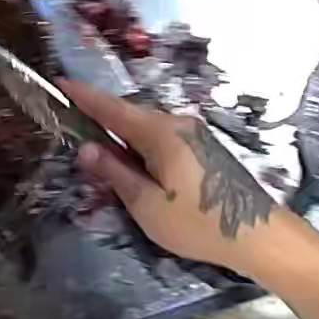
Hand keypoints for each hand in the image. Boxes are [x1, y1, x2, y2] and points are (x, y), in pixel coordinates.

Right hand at [61, 79, 312, 276]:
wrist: (258, 235)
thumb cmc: (198, 224)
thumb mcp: (147, 204)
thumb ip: (115, 172)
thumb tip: (86, 148)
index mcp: (161, 133)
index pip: (113, 109)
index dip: (84, 97)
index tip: (60, 83)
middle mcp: (178, 124)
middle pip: (130, 119)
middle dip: (103, 128)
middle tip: (81, 149)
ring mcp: (194, 134)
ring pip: (147, 132)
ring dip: (125, 144)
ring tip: (111, 172)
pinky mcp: (203, 148)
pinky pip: (163, 141)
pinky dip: (144, 151)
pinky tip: (142, 175)